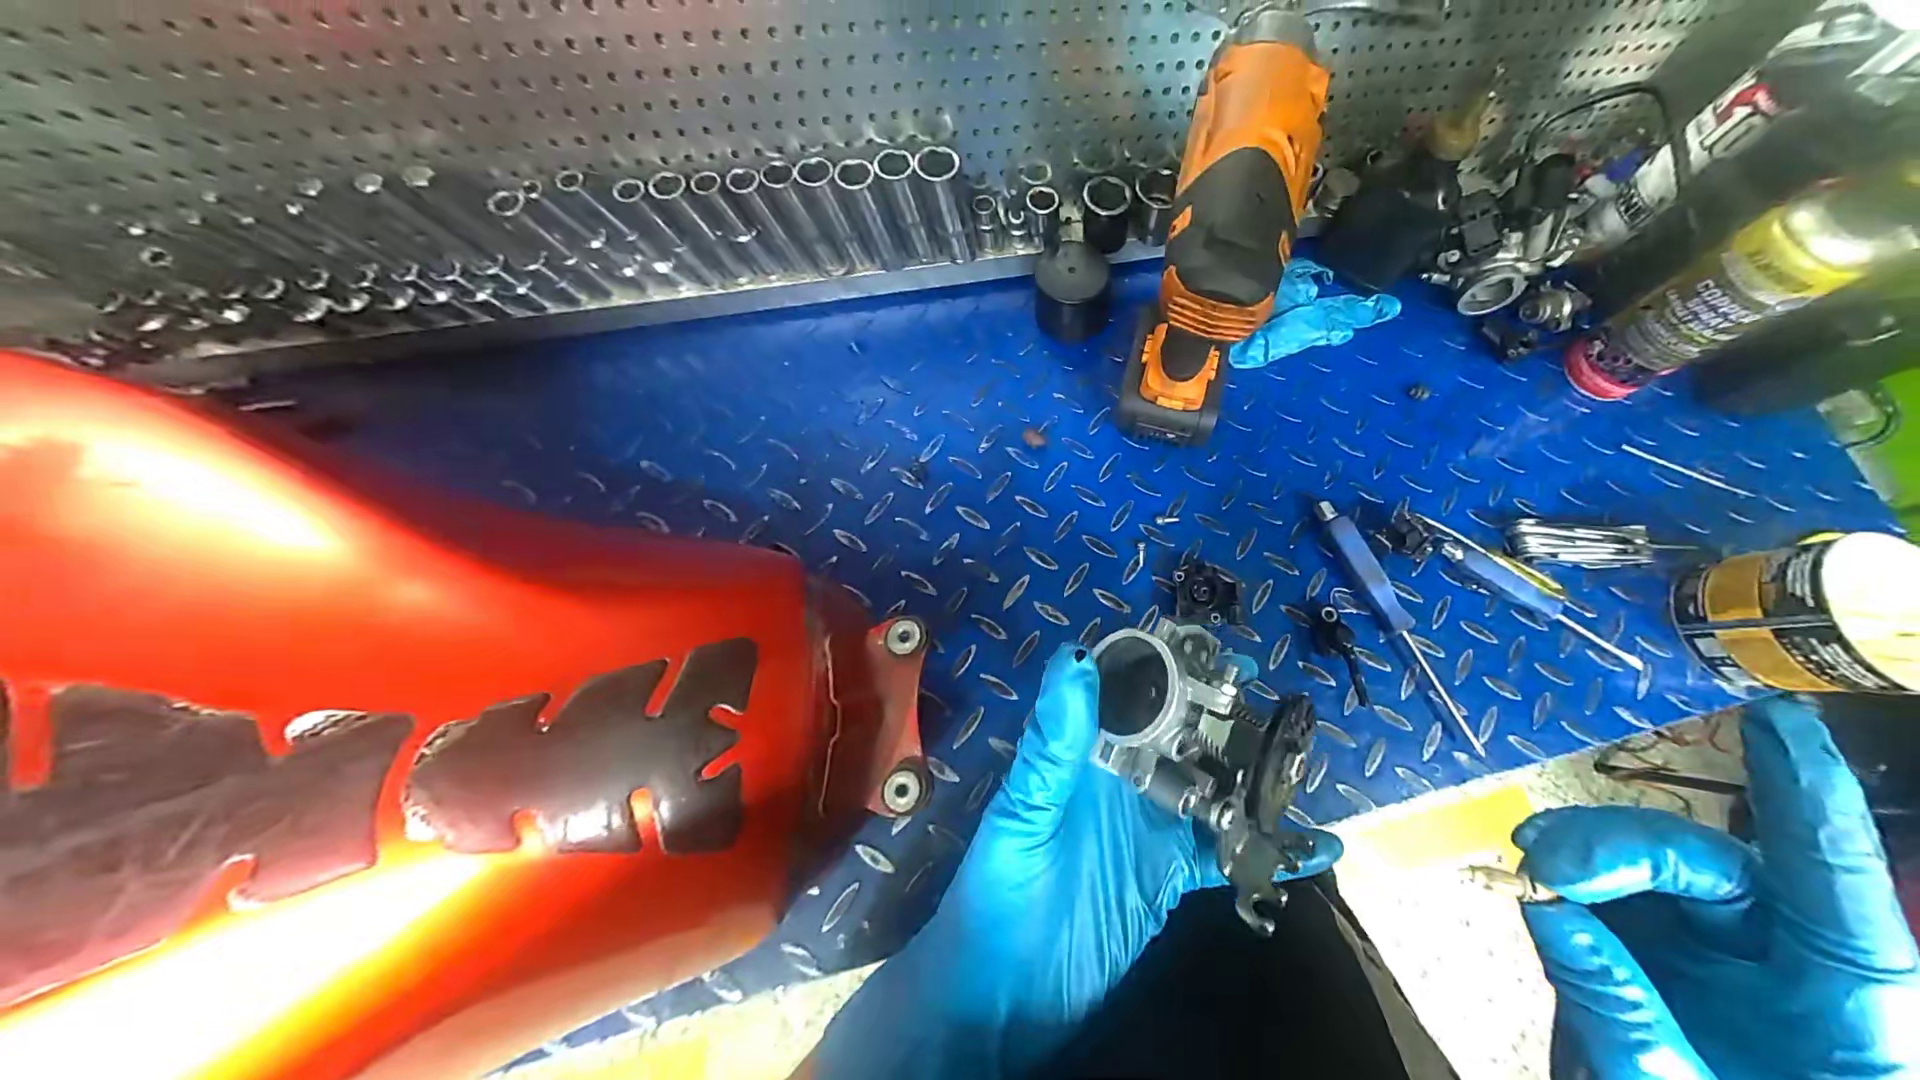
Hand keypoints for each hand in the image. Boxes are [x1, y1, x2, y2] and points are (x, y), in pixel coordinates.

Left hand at [810, 644, 1341, 1079]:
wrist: (1001, 993)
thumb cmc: (999, 892)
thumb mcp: (1023, 811)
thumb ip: (1052, 743)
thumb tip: (1075, 658)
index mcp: (1083, 755)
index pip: (1129, 697)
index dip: (1169, 670)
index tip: (1219, 652)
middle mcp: (1120, 781)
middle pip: (1179, 737)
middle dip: (1225, 718)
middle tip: (1283, 706)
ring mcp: (1148, 828)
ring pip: (1209, 787)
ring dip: (1250, 774)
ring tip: (1303, 760)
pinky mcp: (1168, 877)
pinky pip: (1223, 854)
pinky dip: (1266, 849)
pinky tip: (1314, 846)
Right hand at [1515, 697, 1919, 1079]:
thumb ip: (1616, 1006)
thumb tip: (1547, 905)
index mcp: (1839, 1005)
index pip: (1835, 887)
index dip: (1811, 797)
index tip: (1777, 718)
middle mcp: (1778, 954)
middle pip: (1710, 863)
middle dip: (1621, 846)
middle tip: (1543, 858)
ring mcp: (1708, 938)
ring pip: (1649, 856)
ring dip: (1584, 849)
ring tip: (1530, 864)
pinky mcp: (1647, 929)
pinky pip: (1604, 875)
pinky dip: (1564, 862)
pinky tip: (1536, 866)